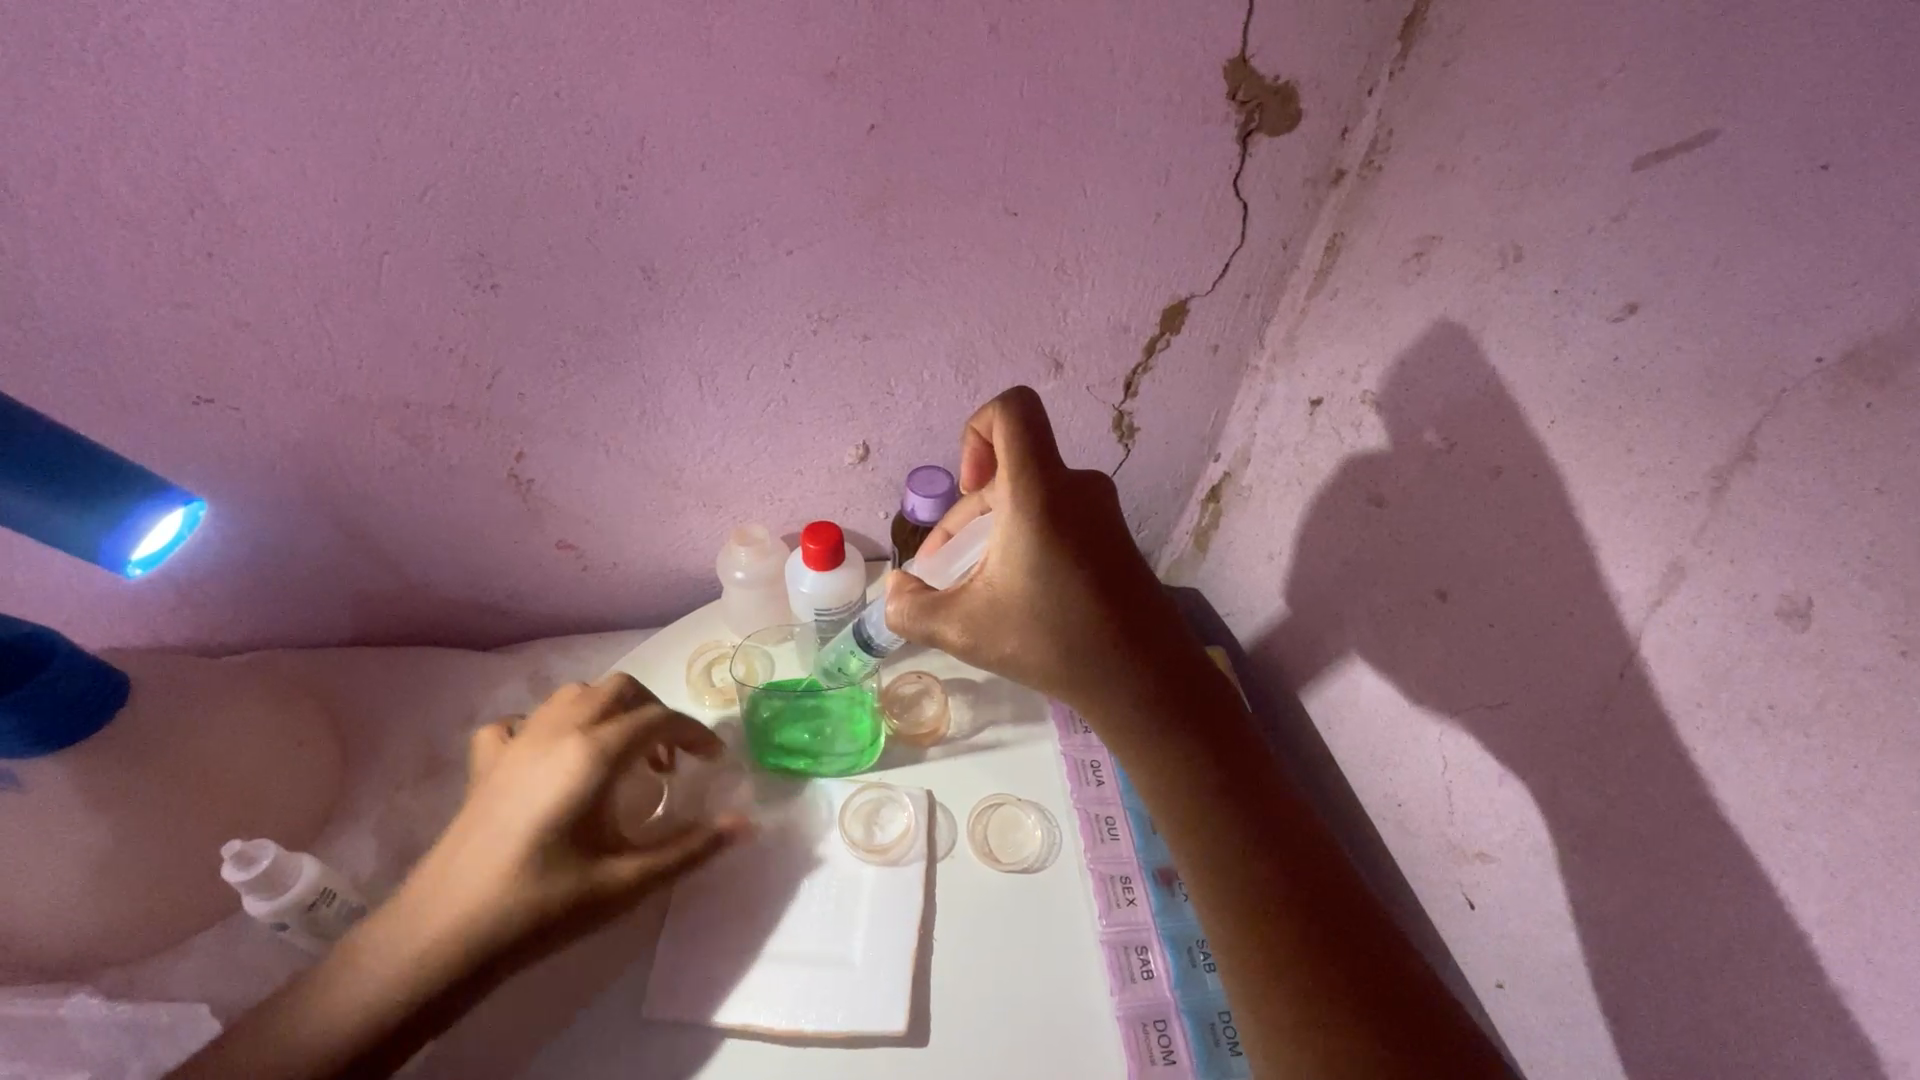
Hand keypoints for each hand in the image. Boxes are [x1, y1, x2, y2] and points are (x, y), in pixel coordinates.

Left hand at [393, 674, 746, 965]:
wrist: (441, 936)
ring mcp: (515, 743)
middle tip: (669, 757)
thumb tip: (746, 824)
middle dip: (654, 712)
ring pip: (572, 695)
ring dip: (607, 711)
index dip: (694, 734)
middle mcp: (557, 731)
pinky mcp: (483, 764)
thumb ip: (690, 848)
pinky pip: (521, 722)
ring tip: (620, 754)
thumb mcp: (627, 882)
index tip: (713, 762)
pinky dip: (547, 727)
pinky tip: (553, 758)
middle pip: (619, 689)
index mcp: (594, 753)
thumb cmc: (542, 906)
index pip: (659, 719)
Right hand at [884, 386, 1192, 712]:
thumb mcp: (963, 629)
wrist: (1144, 680)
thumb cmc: (1052, 642)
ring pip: (1031, 496)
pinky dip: (1027, 541)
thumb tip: (896, 587)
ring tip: (979, 589)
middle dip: (967, 514)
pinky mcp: (1114, 536)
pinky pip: (1057, 516)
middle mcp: (1075, 486)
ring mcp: (1101, 511)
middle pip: (1009, 468)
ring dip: (994, 532)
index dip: (976, 431)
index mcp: (1039, 490)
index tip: (967, 489)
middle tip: (949, 573)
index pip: (1012, 408)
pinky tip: (1019, 596)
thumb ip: (910, 606)